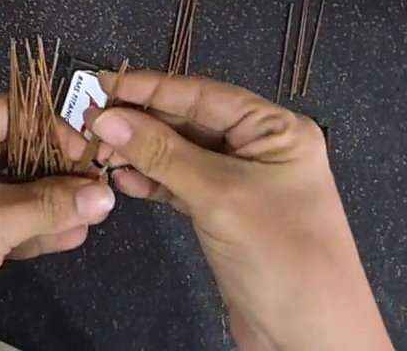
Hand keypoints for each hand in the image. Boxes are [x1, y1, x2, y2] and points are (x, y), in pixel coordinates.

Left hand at [0, 92, 115, 350]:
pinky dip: (27, 223)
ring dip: (46, 201)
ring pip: (6, 183)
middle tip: (97, 188)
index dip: (51, 130)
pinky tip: (68, 233)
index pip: (8, 111)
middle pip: (9, 146)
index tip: (89, 158)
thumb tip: (104, 195)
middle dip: (54, 170)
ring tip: (92, 214)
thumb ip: (50, 206)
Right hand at [88, 71, 391, 350]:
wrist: (315, 349)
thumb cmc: (280, 258)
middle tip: (91, 120)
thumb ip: (160, 153)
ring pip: (179, 151)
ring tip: (98, 151)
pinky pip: (180, 182)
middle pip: (187, 120)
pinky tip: (122, 179)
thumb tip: (105, 117)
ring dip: (140, 151)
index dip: (149, 87)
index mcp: (273, 128)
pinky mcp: (224, 211)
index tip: (102, 82)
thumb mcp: (219, 198)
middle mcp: (258, 146)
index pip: (201, 94)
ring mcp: (240, 180)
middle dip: (140, 121)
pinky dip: (151, 180)